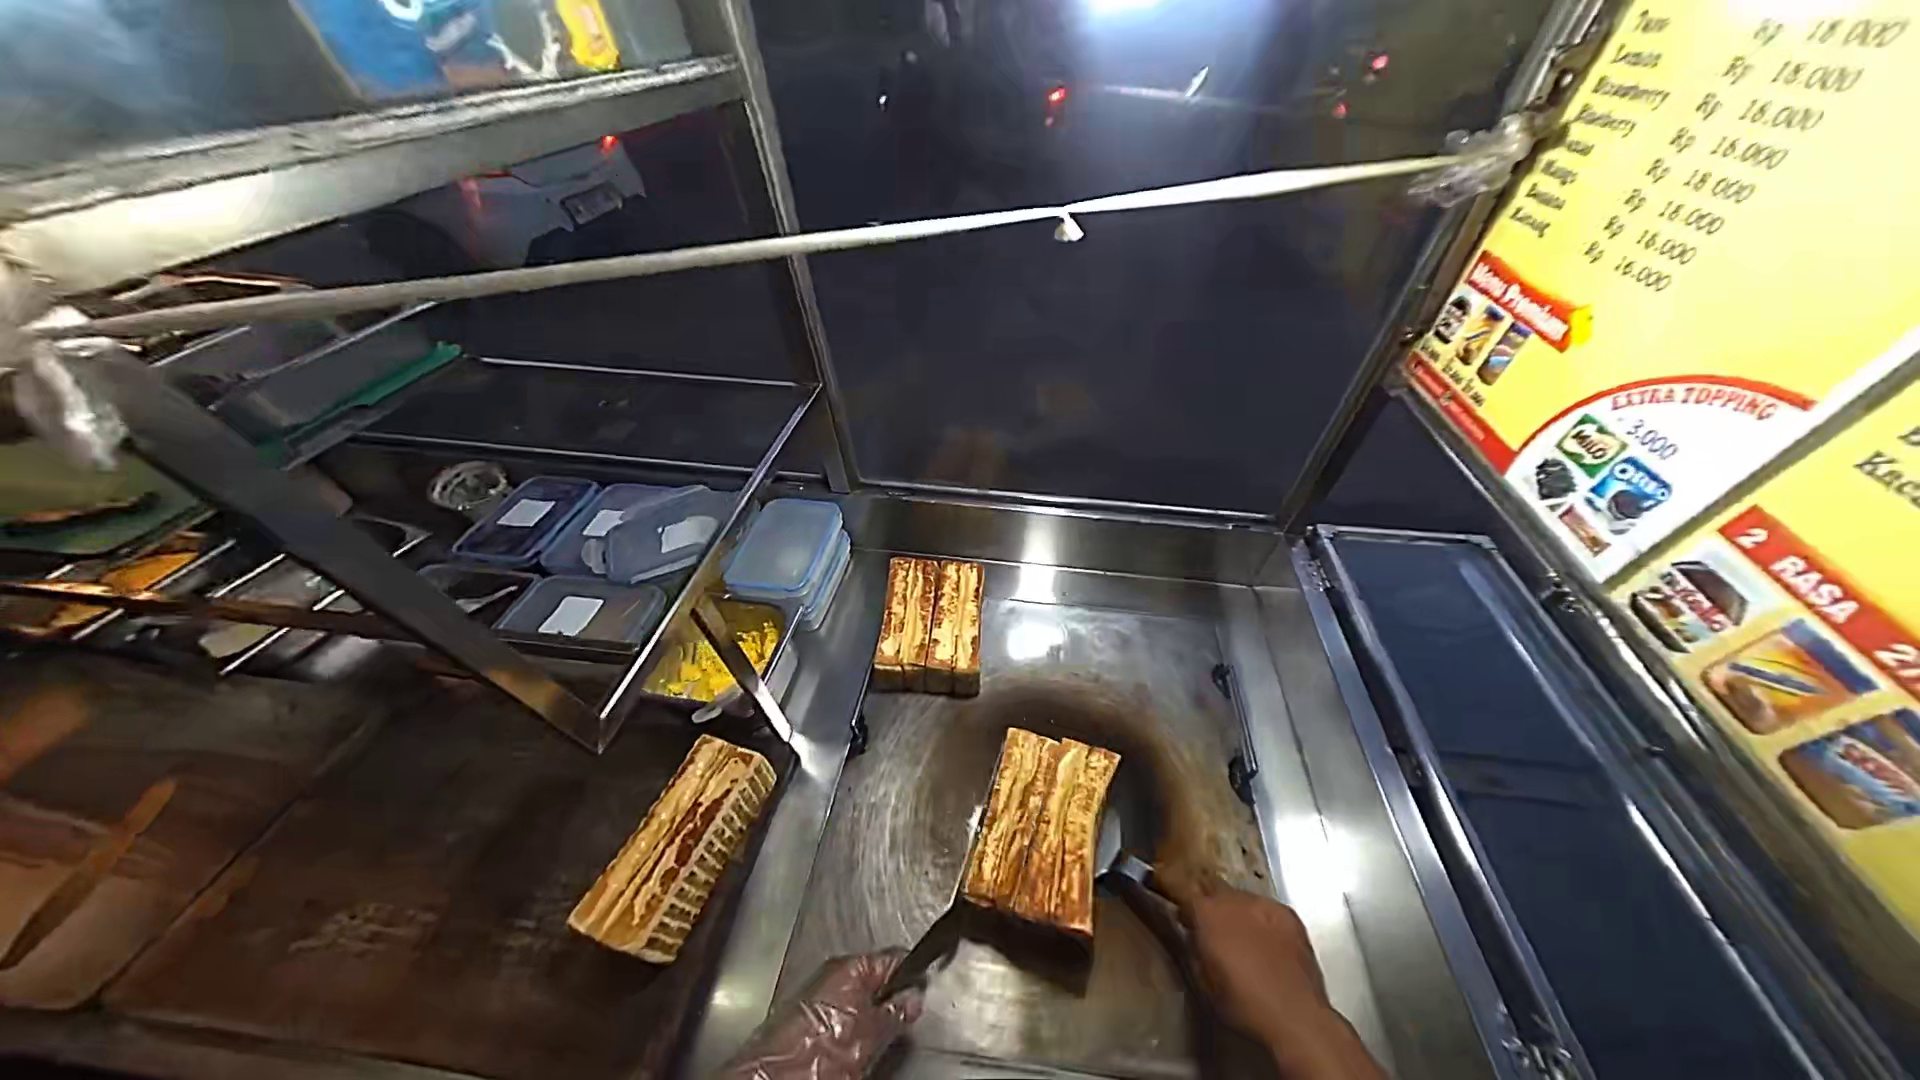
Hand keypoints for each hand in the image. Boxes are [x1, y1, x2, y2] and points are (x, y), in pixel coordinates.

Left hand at [716, 950, 923, 1079]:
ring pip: (858, 998)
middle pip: (876, 978)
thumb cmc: (817, 1053)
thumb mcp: (869, 1034)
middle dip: (890, 1000)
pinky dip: (850, 1026)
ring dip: (869, 1016)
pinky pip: (840, 1012)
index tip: (922, 995)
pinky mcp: (807, 1014)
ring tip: (872, 1043)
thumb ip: (896, 1011)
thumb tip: (914, 997)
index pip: (894, 958)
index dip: (912, 976)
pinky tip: (850, 1048)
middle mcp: (834, 971)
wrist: (772, 1079)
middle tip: (899, 1027)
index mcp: (852, 966)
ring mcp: (819, 992)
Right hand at [1161, 871, 1384, 1079]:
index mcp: (1207, 912)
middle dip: (1207, 902)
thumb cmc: (1243, 1004)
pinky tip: (1266, 942)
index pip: (1179, 886)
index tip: (1164, 888)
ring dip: (1236, 911)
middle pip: (1212, 887)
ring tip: (1242, 937)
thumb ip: (1194, 946)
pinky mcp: (1288, 915)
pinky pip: (1266, 909)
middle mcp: (1233, 899)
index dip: (1168, 885)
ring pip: (1240, 897)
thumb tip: (1192, 933)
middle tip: (1208, 924)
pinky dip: (1261, 919)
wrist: (1296, 1016)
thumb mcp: (1204, 978)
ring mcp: (1263, 904)